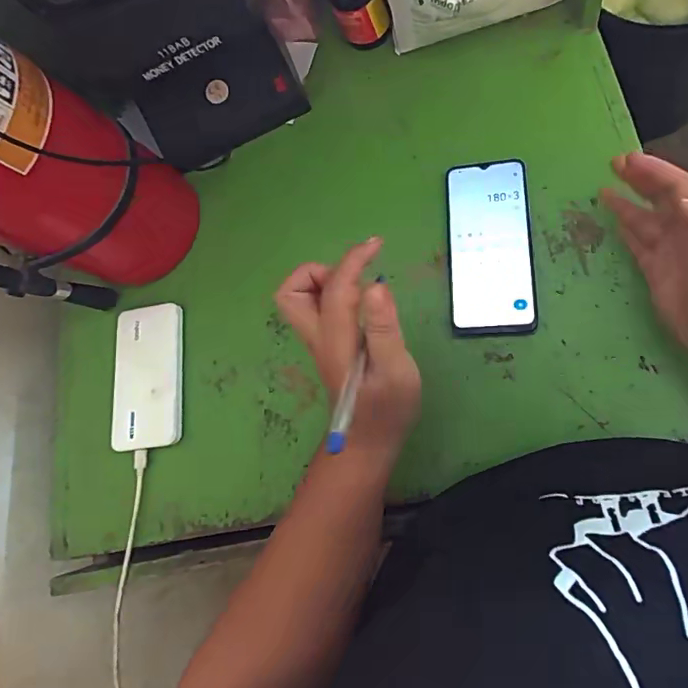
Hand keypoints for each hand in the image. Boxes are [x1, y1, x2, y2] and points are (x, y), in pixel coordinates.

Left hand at [274, 238, 421, 457]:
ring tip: (362, 287)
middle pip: (291, 292)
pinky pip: (320, 310)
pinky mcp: (330, 348)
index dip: (353, 260)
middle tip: (356, 275)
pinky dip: (335, 295)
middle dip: (320, 271)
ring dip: (326, 281)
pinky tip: (363, 305)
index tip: (376, 245)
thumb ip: (384, 329)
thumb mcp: (395, 370)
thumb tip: (375, 286)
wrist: (369, 443)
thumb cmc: (387, 409)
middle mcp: (320, 336)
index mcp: (336, 339)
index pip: (335, 287)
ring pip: (301, 300)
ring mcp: (322, 343)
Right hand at [601, 153, 687, 365]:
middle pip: (660, 198)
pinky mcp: (657, 273)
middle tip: (614, 163)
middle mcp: (687, 231)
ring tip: (604, 188)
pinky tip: (614, 218)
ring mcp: (671, 252)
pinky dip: (626, 230)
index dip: (657, 172)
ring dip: (627, 203)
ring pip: (645, 219)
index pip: (680, 188)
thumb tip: (680, 199)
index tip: (631, 159)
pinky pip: (638, 244)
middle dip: (640, 180)